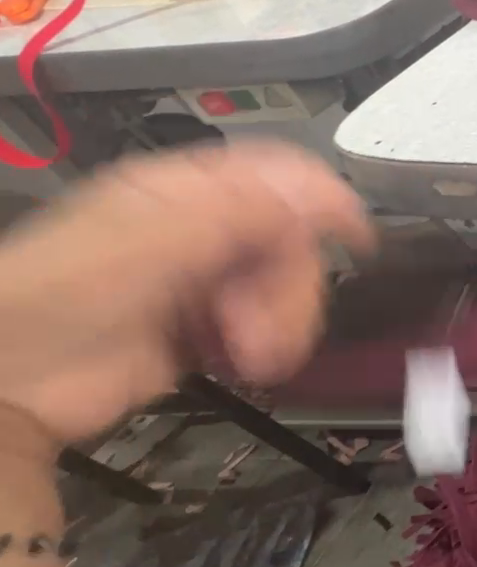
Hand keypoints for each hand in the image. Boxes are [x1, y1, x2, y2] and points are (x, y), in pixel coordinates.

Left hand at [0, 142, 372, 443]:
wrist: (4, 393)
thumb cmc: (48, 308)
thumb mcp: (144, 246)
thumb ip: (235, 213)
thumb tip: (317, 196)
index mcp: (181, 194)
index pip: (278, 173)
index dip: (322, 195)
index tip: (351, 233)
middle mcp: (202, 229)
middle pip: (295, 237)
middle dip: (291, 283)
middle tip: (266, 320)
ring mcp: (209, 277)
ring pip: (292, 282)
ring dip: (284, 319)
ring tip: (253, 352)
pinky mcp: (216, 322)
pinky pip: (277, 319)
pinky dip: (273, 341)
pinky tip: (246, 357)